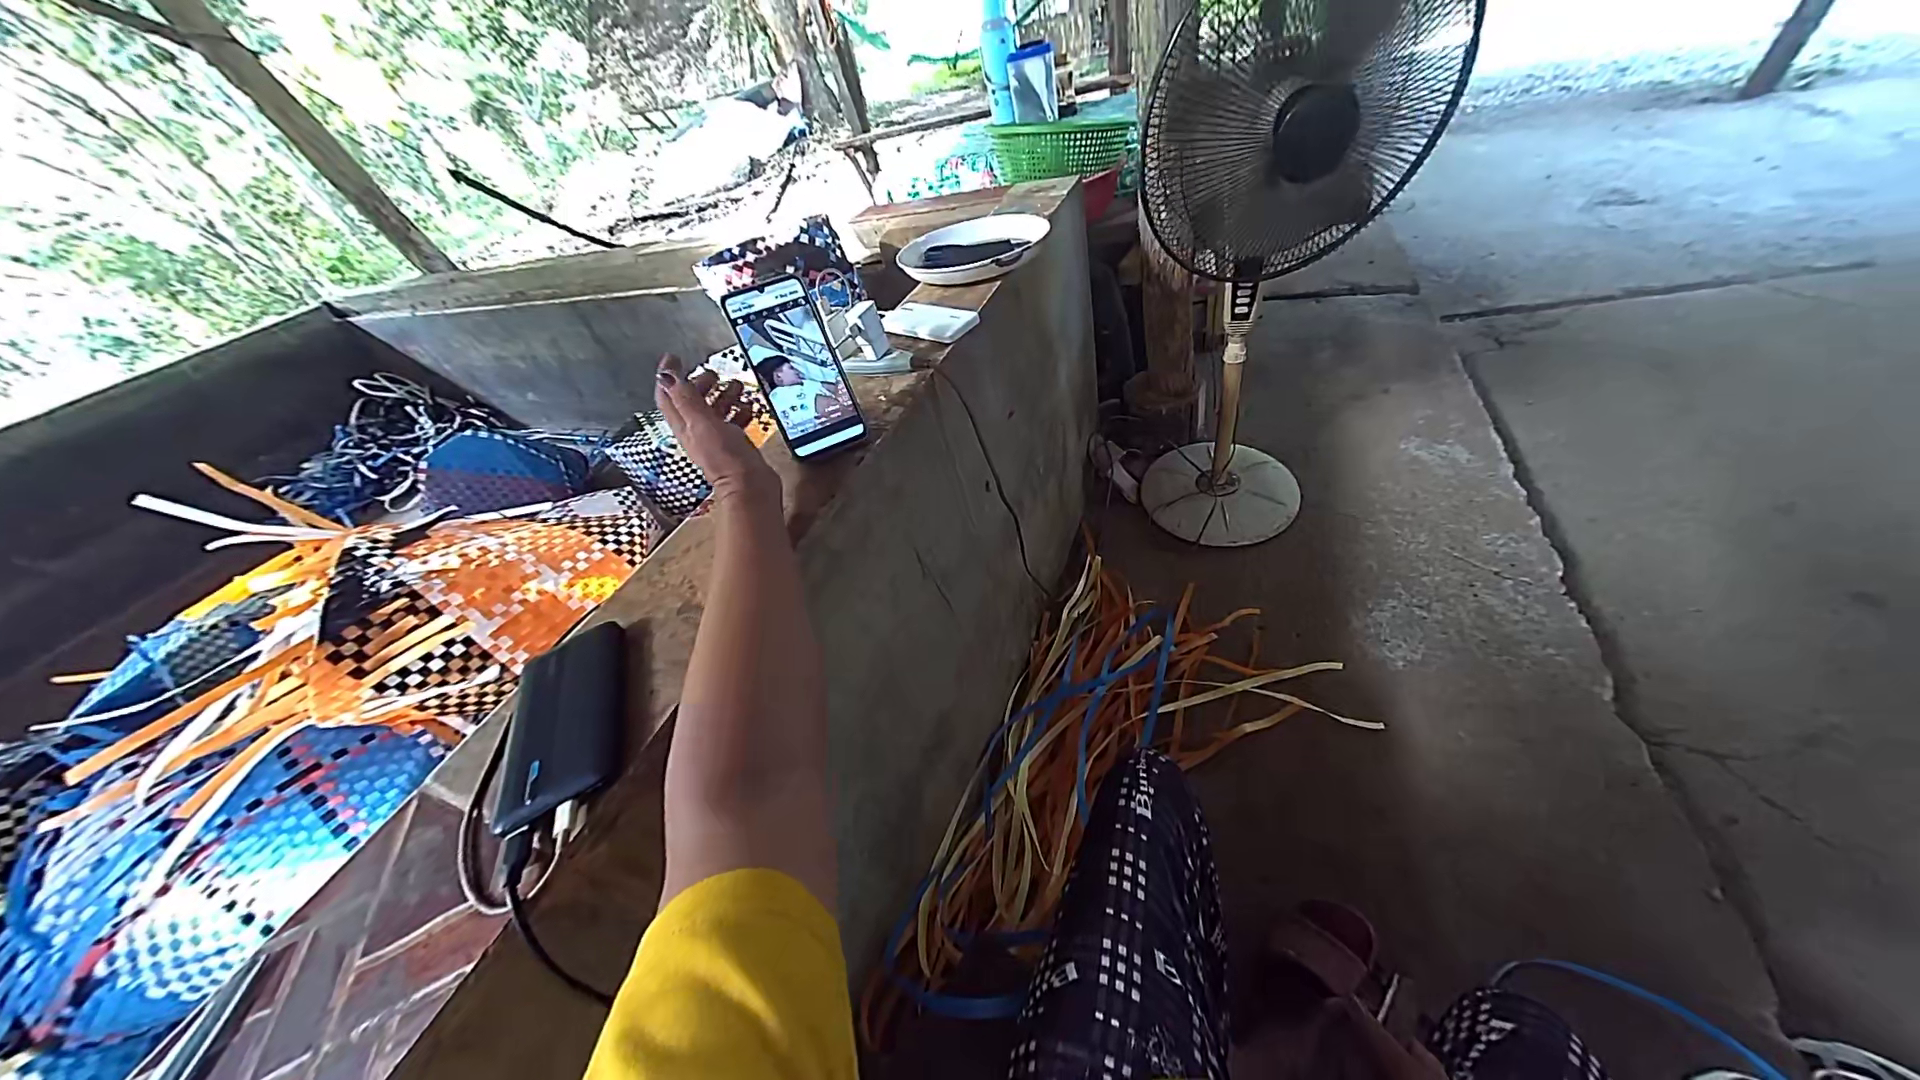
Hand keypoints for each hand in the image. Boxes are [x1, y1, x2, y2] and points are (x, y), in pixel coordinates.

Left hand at [655, 353, 779, 508]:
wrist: (750, 485)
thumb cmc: (726, 457)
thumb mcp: (702, 421)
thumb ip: (685, 397)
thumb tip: (665, 374)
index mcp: (684, 425)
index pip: (668, 395)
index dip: (669, 375)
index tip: (674, 357)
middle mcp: (696, 432)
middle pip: (692, 401)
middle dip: (700, 383)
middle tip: (712, 373)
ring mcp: (715, 440)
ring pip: (713, 411)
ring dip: (722, 395)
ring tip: (735, 386)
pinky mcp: (734, 446)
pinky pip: (732, 423)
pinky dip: (738, 412)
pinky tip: (747, 408)